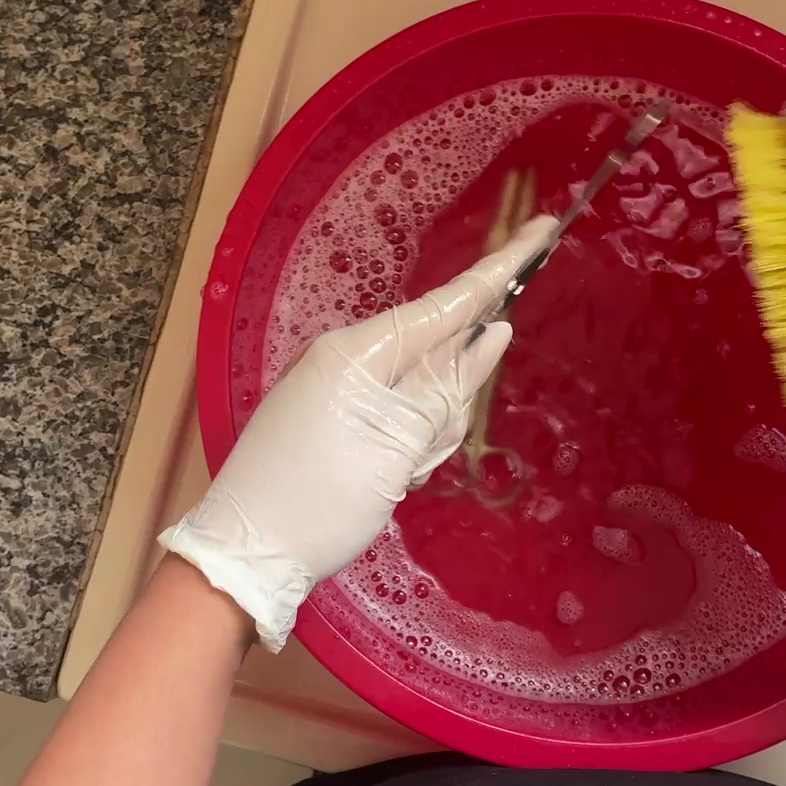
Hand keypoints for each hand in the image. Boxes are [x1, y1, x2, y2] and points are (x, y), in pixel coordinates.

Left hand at [161, 216, 555, 649]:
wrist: (244, 556)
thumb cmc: (319, 500)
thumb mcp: (397, 447)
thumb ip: (449, 386)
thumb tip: (494, 334)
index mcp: (360, 350)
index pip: (446, 302)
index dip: (500, 269)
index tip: (541, 229)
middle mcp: (350, 355)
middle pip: (437, 358)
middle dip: (446, 407)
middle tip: (411, 459)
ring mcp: (341, 385)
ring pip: (420, 395)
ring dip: (423, 438)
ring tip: (389, 478)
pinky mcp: (337, 414)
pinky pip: (394, 416)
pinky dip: (402, 448)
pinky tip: (379, 480)